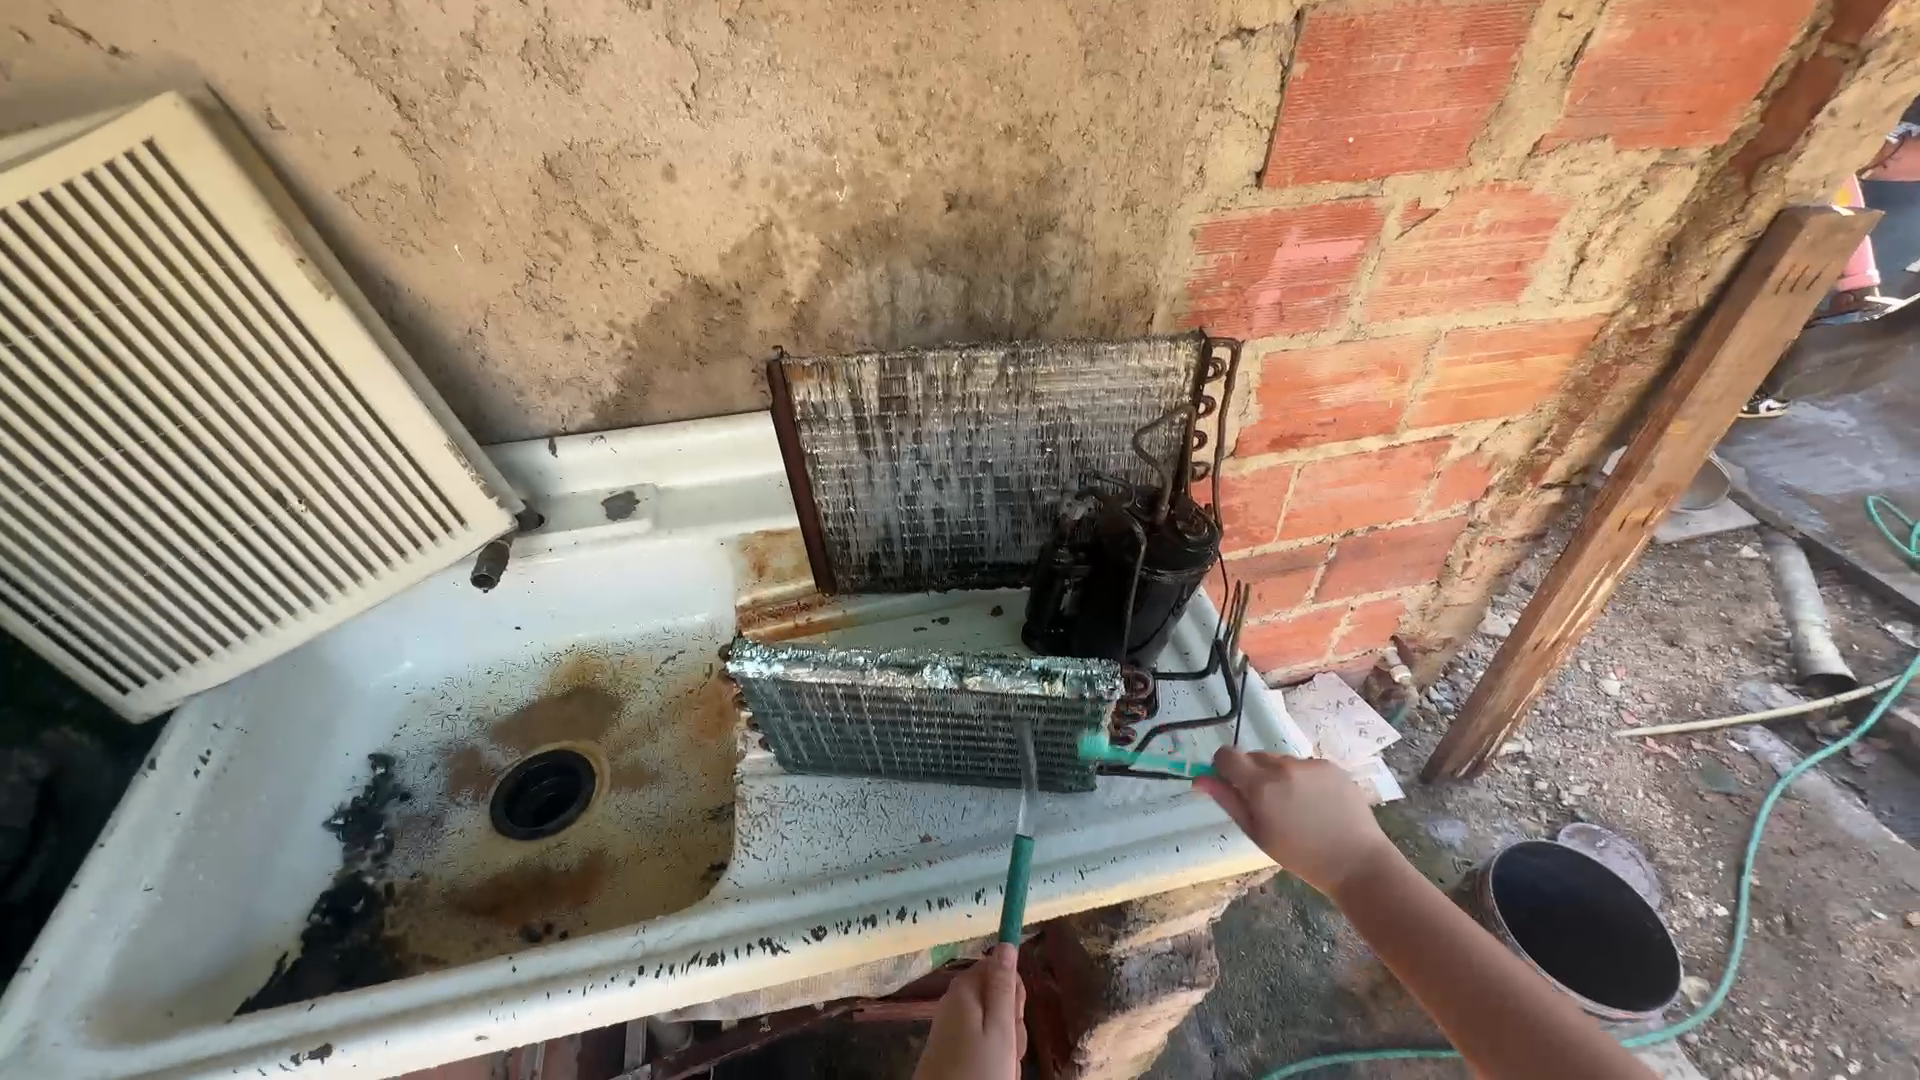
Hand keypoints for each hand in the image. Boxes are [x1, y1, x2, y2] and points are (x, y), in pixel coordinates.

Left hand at [912, 944, 1026, 1079]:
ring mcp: (953, 1029)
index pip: (998, 966)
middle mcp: (956, 1003)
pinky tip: (994, 1076)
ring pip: (994, 1027)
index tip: (1015, 1015)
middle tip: (1008, 1048)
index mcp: (966, 990)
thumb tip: (1006, 943)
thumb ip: (1004, 986)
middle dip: (1011, 1024)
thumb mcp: (1000, 1028)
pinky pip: (983, 1046)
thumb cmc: (977, 1072)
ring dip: (1005, 1047)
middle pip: (997, 998)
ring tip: (1001, 1069)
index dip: (1013, 991)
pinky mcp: (952, 1051)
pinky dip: (993, 1061)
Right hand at [1193, 748, 1397, 897]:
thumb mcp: (1257, 833)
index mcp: (1261, 786)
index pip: (1226, 755)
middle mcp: (1283, 767)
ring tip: (1298, 807)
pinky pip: (1305, 765)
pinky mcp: (1331, 765)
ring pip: (1281, 761)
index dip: (1223, 767)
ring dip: (1280, 776)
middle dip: (1254, 774)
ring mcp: (1309, 764)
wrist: (1357, 862)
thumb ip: (1228, 801)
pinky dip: (1304, 779)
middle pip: (1254, 757)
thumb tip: (1200, 779)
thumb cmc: (1301, 855)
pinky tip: (1318, 803)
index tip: (1231, 784)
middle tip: (1269, 805)